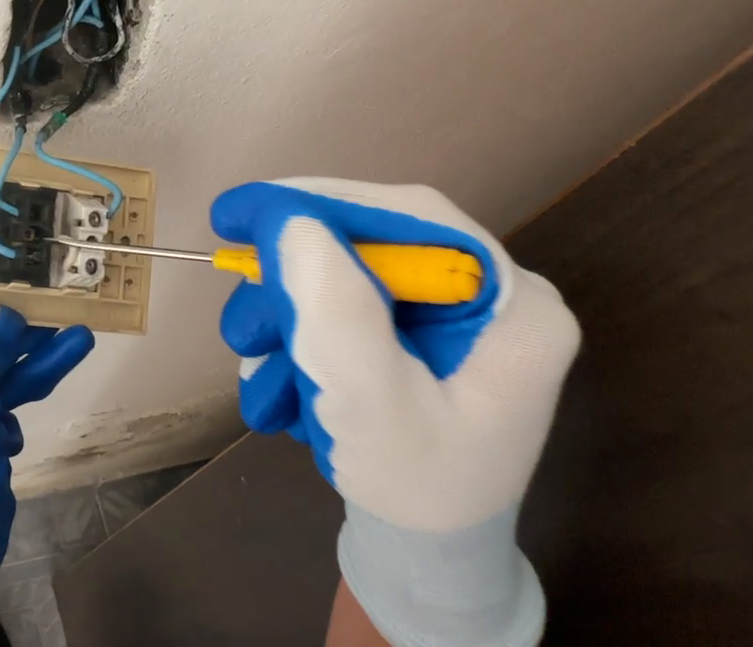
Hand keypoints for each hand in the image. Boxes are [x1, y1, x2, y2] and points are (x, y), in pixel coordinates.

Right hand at [212, 178, 579, 646]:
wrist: (423, 550)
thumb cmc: (416, 487)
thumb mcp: (374, 407)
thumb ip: (338, 314)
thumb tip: (289, 222)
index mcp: (512, 305)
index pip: (409, 216)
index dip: (320, 202)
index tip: (239, 212)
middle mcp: (479, 294)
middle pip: (362, 244)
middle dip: (290, 289)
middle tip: (249, 333)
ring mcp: (438, 311)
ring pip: (333, 275)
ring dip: (283, 325)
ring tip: (270, 384)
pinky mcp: (402, 328)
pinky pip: (329, 305)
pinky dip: (294, 343)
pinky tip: (288, 389)